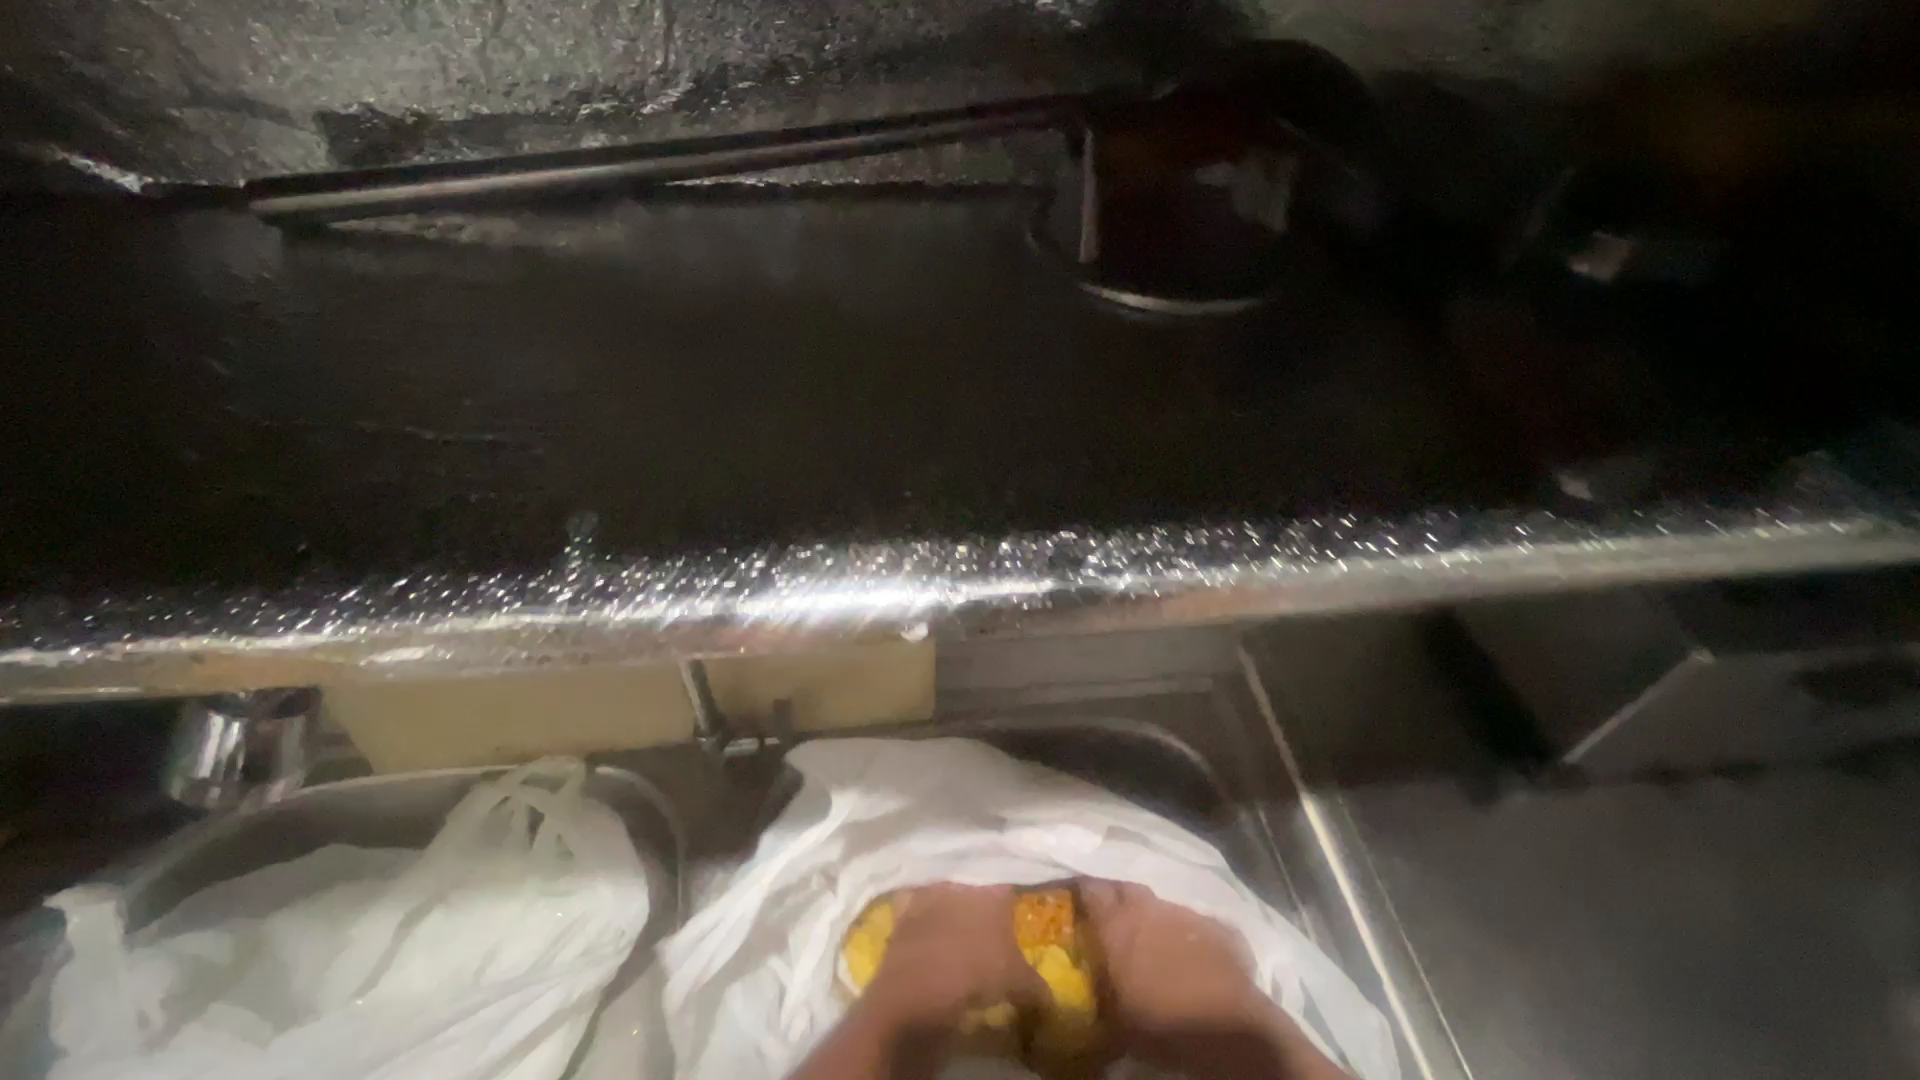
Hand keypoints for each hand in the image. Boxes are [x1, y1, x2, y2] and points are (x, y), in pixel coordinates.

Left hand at [862, 883, 1046, 1027]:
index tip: (1015, 926)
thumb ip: (1037, 987)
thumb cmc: (977, 975)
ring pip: (945, 901)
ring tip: (956, 942)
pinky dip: (921, 926)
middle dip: (980, 912)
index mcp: (992, 894)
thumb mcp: (1018, 985)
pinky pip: (914, 915)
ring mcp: (927, 898)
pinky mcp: (901, 916)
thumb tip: (1052, 1000)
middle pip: (975, 894)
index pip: (1008, 892)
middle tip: (987, 937)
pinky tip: (926, 943)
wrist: (918, 989)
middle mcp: (961, 886)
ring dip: (949, 915)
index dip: (1012, 909)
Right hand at [1080, 879, 1264, 1033]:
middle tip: (1110, 920)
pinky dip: (1188, 936)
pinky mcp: (1219, 928)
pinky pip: (1195, 924)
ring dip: (1153, 920)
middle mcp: (1148, 908)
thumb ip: (1097, 991)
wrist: (1227, 1029)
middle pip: (1124, 888)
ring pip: (1161, 907)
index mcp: (1116, 924)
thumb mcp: (1113, 1017)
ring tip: (1153, 945)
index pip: (1088, 889)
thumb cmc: (1159, 1023)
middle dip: (1114, 899)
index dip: (1078, 891)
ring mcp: (1186, 914)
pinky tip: (1192, 958)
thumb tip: (1083, 995)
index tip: (1071, 899)